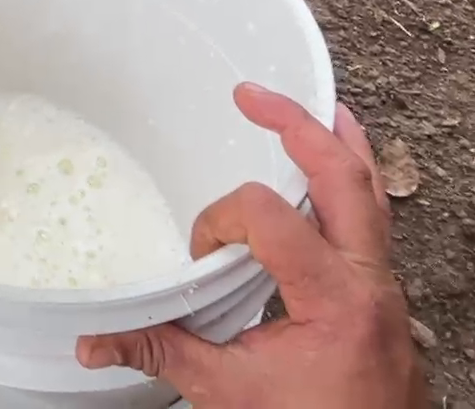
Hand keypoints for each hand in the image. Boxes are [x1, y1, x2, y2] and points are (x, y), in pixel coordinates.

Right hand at [75, 84, 427, 408]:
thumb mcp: (229, 395)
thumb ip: (160, 351)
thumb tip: (92, 340)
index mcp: (336, 300)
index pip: (269, 215)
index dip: (221, 221)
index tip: (202, 254)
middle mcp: (370, 281)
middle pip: (344, 178)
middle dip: (298, 127)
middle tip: (253, 95)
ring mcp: (382, 284)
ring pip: (372, 192)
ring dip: (337, 143)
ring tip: (316, 104)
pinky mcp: (379, 290)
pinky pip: (374, 217)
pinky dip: (354, 177)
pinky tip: (338, 160)